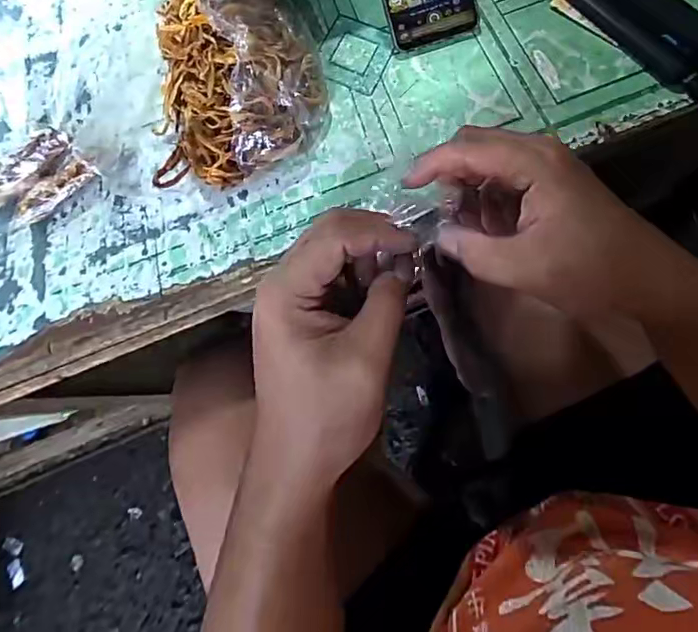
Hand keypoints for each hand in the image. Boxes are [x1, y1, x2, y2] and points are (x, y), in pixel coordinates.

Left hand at [250, 209, 413, 493]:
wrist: (295, 466)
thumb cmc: (327, 416)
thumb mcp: (367, 356)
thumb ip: (386, 300)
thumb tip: (405, 260)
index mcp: (285, 290)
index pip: (333, 235)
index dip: (377, 231)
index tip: (416, 243)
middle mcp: (281, 282)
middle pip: (328, 232)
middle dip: (372, 233)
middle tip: (411, 248)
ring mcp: (289, 295)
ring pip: (332, 247)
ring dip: (368, 251)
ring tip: (401, 267)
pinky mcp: (302, 309)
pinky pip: (333, 272)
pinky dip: (361, 270)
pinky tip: (383, 282)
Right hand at [403, 127, 693, 320]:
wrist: (649, 281)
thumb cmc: (589, 271)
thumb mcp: (522, 267)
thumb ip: (471, 249)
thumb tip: (438, 234)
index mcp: (532, 161)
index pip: (466, 148)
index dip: (430, 165)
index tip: (405, 187)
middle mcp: (539, 150)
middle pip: (477, 144)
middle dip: (449, 173)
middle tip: (435, 210)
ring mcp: (550, 162)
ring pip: (492, 158)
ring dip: (470, 185)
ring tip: (462, 224)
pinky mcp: (555, 179)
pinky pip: (509, 173)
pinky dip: (490, 193)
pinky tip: (488, 225)